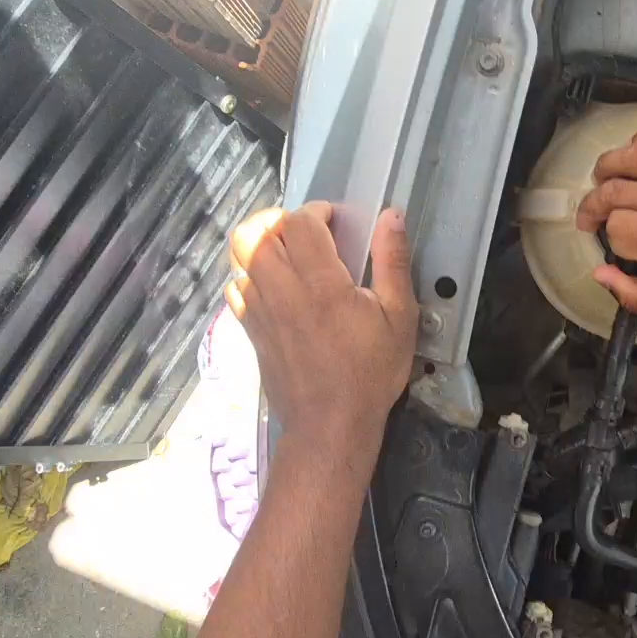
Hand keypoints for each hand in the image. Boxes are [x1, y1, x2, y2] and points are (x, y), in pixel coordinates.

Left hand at [226, 203, 417, 459]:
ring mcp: (258, 311)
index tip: (335, 220)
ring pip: (239, 257)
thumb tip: (391, 215)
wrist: (329, 426)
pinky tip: (279, 287)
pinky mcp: (249, 330)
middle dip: (280, 220)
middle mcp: (281, 290)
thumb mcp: (400, 316)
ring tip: (292, 255)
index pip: (299, 224)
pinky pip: (236, 287)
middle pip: (254, 233)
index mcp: (320, 283)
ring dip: (263, 245)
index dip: (315, 211)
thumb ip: (394, 261)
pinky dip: (252, 275)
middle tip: (308, 231)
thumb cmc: (371, 371)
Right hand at [575, 122, 636, 334]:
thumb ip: (636, 299)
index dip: (610, 238)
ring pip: (635, 156)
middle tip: (590, 216)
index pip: (619, 229)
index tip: (617, 246)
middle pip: (618, 190)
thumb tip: (599, 271)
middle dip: (593, 204)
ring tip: (602, 181)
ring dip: (608, 167)